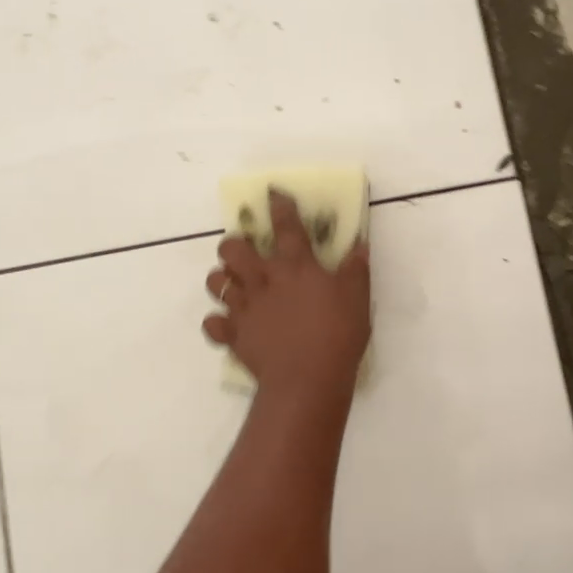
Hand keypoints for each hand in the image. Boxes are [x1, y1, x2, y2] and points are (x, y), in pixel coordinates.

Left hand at [204, 190, 370, 396]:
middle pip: (233, 249)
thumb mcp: (358, 299)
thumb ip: (356, 270)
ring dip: (221, 279)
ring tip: (233, 284)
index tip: (272, 193)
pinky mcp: (233, 336)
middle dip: (233, 245)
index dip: (280, 207)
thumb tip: (359, 244)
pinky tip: (227, 325)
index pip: (286, 227)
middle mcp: (263, 280)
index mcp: (296, 266)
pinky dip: (217, 323)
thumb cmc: (338, 335)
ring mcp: (244, 308)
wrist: (307, 379)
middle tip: (245, 252)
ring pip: (216, 282)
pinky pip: (213, 324)